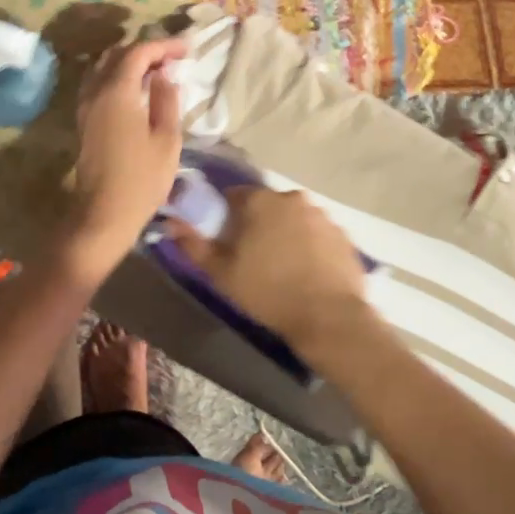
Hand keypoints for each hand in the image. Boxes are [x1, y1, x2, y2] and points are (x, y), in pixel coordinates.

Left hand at [60, 38, 189, 281]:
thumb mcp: (167, 139)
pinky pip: (98, 83)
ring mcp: (85, 106)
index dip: (163, 45)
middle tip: (173, 58)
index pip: (138, 52)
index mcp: (116, 92)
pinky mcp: (83, 120)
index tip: (186, 49)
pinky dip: (117, 76)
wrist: (103, 213)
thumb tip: (164, 76)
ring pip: (104, 67)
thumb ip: (167, 100)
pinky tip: (136, 89)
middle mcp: (95, 92)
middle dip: (146, 50)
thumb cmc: (142, 179)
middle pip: (117, 54)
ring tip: (157, 71)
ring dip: (129, 62)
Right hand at [171, 188, 374, 350]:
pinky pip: (318, 234)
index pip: (235, 196)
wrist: (329, 317)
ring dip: (286, 233)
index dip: (228, 217)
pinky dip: (311, 246)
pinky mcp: (343, 235)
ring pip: (294, 218)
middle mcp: (293, 198)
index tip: (228, 242)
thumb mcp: (221, 273)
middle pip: (267, 205)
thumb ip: (194, 245)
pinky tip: (308, 272)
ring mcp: (323, 215)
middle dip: (259, 224)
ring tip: (283, 268)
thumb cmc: (268, 292)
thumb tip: (171, 223)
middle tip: (253, 257)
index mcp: (261, 200)